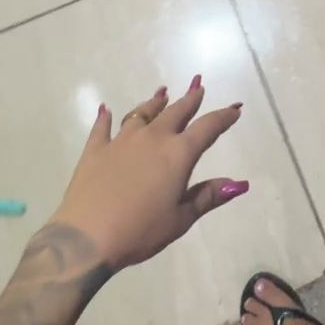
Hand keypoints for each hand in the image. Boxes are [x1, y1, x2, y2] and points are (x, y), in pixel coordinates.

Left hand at [47, 77, 248, 270]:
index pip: (208, 128)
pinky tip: (105, 110)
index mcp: (178, 154)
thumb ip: (207, 197)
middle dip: (190, 99)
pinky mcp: (96, 149)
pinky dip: (105, 118)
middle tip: (198, 87)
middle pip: (176, 112)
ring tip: (162, 93)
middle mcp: (153, 138)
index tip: (235, 108)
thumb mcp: (180, 220)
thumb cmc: (140, 231)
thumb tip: (238, 184)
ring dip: (154, 103)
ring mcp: (122, 140)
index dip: (223, 117)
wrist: (87, 238)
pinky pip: (102, 127)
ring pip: (142, 113)